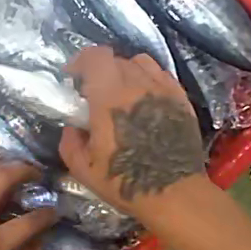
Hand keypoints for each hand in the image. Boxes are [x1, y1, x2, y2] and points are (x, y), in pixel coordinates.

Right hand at [59, 46, 211, 225]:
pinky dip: (149, 81)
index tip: (73, 78)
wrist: (173, 193)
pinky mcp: (181, 99)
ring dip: (126, 72)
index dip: (80, 61)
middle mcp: (138, 84)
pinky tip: (145, 101)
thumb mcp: (83, 169)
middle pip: (116, 59)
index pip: (95, 56)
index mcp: (110, 96)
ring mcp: (164, 89)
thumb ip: (69, 142)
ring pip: (141, 63)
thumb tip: (72, 127)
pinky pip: (162, 76)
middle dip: (101, 71)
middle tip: (96, 94)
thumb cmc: (124, 181)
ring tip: (122, 93)